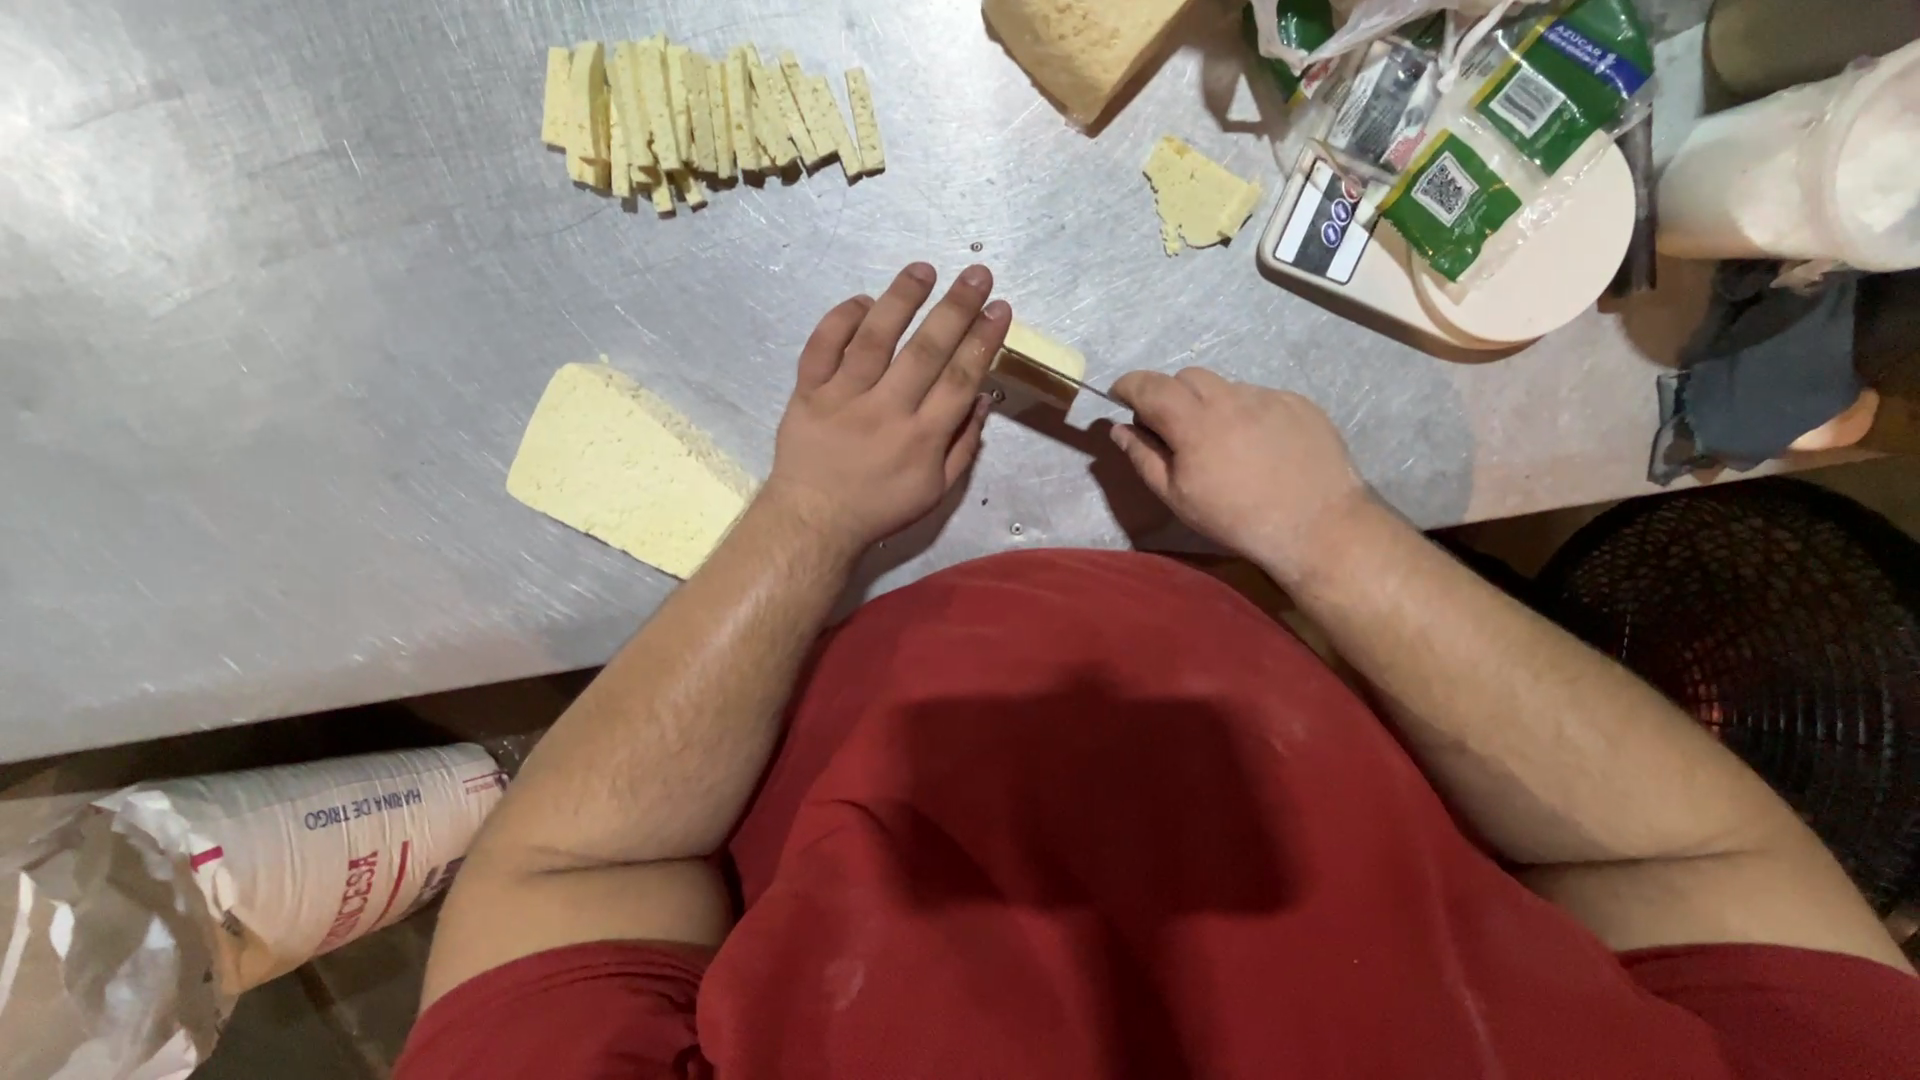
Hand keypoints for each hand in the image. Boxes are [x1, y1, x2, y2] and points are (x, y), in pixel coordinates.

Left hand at [760, 263, 1008, 557]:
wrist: (813, 521)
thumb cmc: (879, 508)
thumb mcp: (936, 492)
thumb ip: (963, 446)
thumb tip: (983, 400)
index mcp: (922, 438)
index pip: (961, 379)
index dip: (983, 341)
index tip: (999, 309)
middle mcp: (886, 411)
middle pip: (926, 350)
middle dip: (956, 309)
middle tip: (977, 275)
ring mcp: (843, 398)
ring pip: (874, 339)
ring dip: (901, 300)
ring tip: (923, 270)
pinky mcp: (808, 393)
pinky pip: (822, 347)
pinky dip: (840, 319)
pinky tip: (863, 300)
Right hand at [1109, 369, 1368, 582]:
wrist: (1316, 525)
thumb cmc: (1236, 519)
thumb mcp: (1177, 497)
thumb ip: (1144, 457)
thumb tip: (1119, 429)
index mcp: (1194, 422)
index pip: (1150, 386)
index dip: (1129, 385)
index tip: (1119, 394)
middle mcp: (1230, 398)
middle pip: (1187, 376)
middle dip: (1170, 394)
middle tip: (1172, 427)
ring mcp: (1268, 397)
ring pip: (1225, 386)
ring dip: (1211, 404)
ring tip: (1222, 442)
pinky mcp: (1298, 403)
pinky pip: (1259, 397)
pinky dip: (1246, 413)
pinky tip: (1257, 446)